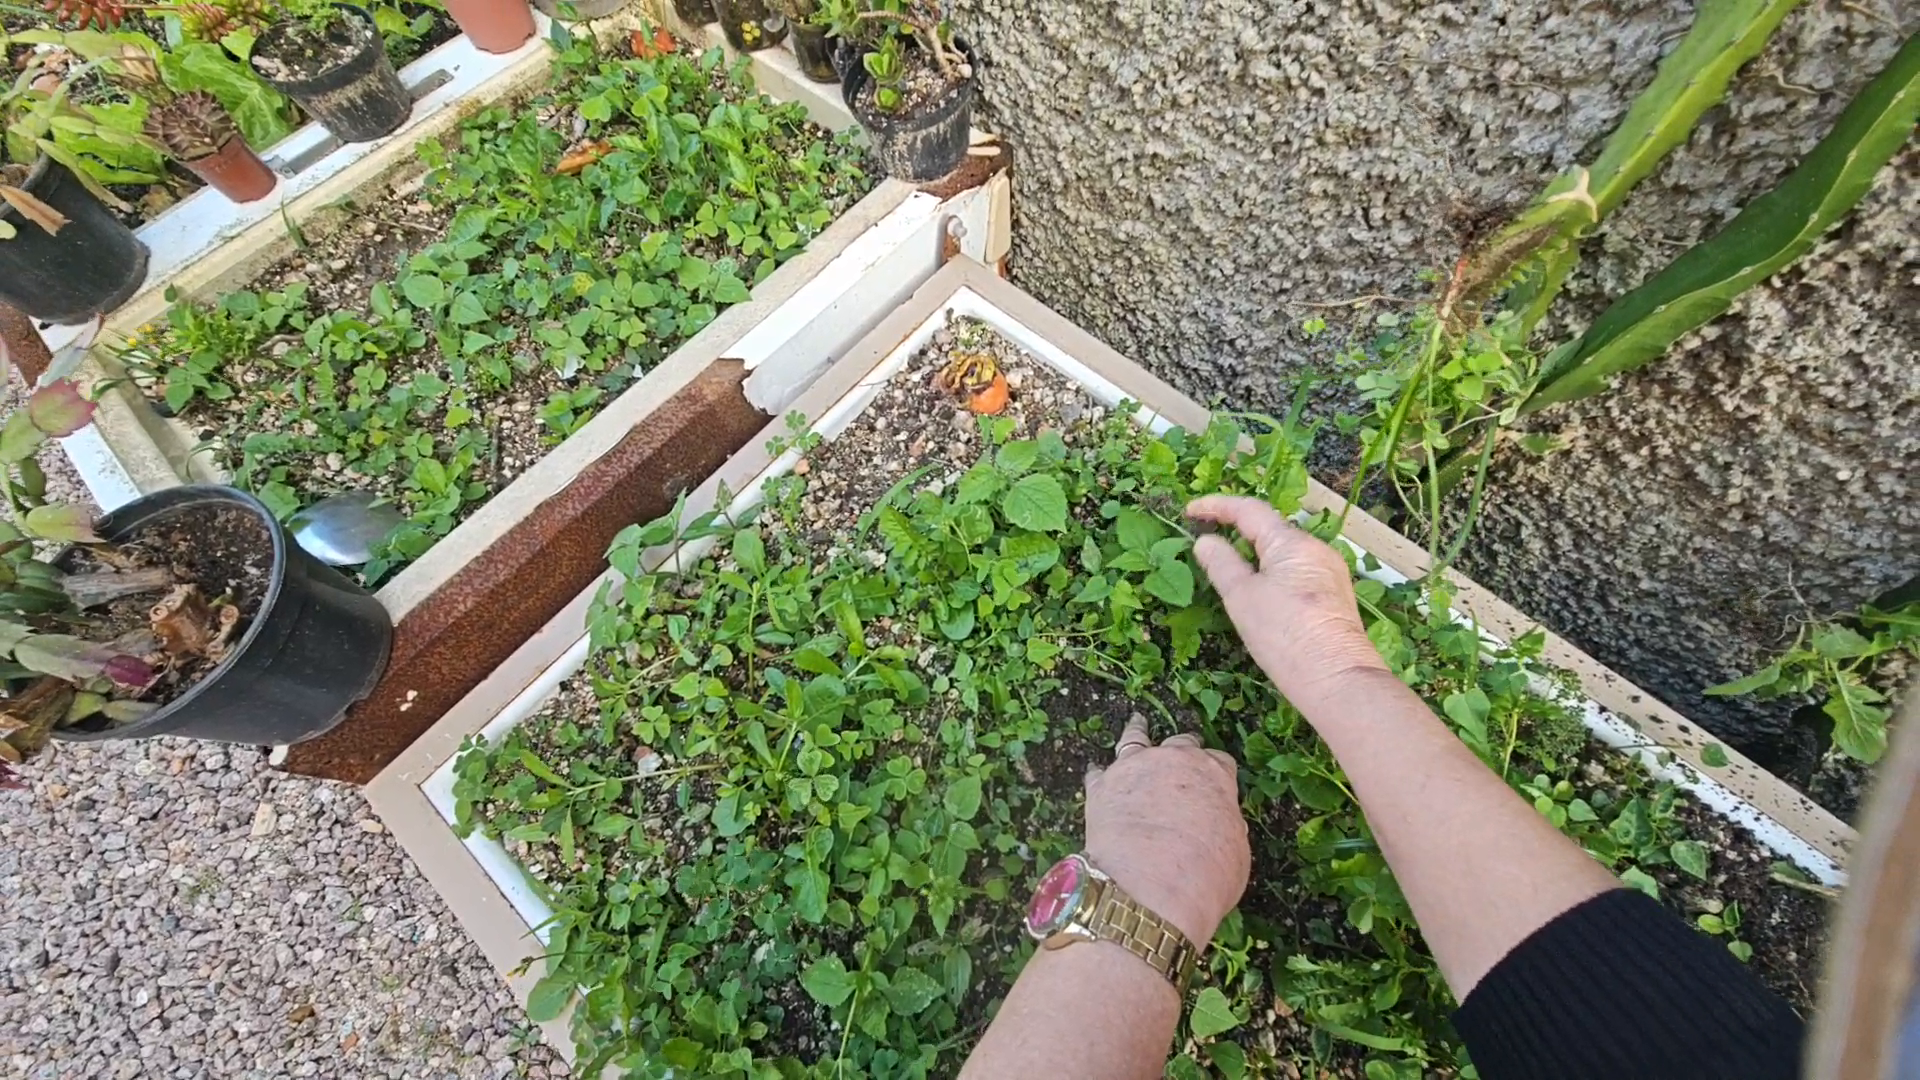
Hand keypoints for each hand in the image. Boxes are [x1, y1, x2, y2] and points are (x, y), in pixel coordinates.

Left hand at [1082, 714, 1248, 945]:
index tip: (1214, 778)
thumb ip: (1227, 828)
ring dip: (1137, 732)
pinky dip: (1099, 773)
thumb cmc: (1205, 876)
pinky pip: (1098, 772)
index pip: (1219, 762)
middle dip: (1183, 749)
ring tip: (1137, 723)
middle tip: (1182, 753)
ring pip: (1136, 739)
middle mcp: (1174, 760)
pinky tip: (1097, 771)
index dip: (1216, 771)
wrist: (1153, 883)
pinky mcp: (1102, 784)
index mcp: (1213, 774)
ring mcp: (1134, 767)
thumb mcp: (1236, 854)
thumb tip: (1222, 824)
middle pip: (1181, 744)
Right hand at [1185, 495, 1387, 705]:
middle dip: (1234, 526)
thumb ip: (1220, 563)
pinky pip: (1294, 567)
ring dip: (1251, 548)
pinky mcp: (1331, 594)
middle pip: (1268, 527)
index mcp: (1291, 543)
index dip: (1216, 506)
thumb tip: (1205, 541)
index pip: (1249, 510)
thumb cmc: (1283, 634)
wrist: (1336, 679)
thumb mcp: (1241, 596)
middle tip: (1203, 534)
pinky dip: (1268, 566)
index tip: (1189, 511)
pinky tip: (1255, 586)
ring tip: (1224, 561)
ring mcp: (1327, 571)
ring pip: (1282, 549)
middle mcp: (1315, 549)